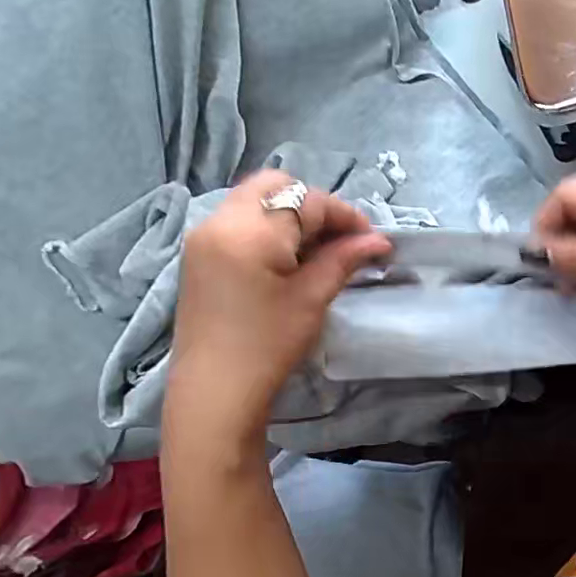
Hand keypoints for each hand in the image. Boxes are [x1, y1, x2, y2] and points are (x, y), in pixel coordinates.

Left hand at [167, 171, 391, 444]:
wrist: (215, 390)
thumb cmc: (267, 347)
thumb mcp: (310, 300)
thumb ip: (342, 260)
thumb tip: (378, 241)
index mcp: (248, 230)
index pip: (305, 200)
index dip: (343, 214)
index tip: (369, 239)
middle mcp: (219, 220)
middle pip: (274, 186)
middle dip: (312, 204)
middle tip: (338, 239)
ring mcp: (203, 236)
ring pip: (254, 201)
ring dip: (288, 215)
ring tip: (315, 250)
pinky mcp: (197, 255)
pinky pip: (237, 221)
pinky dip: (266, 228)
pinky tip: (285, 260)